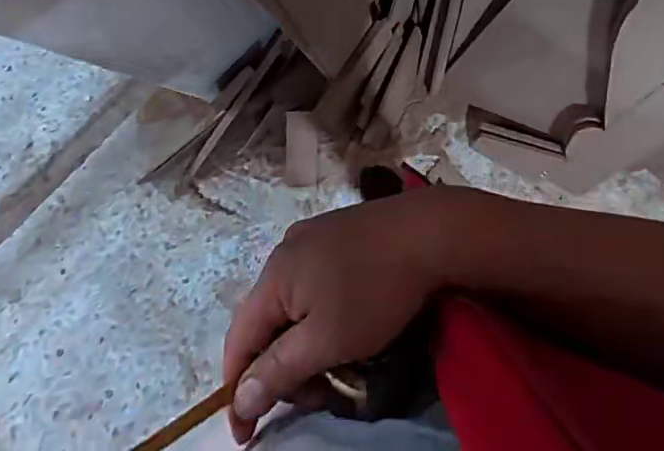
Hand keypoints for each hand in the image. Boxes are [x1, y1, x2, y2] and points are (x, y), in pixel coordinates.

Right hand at [220, 188, 462, 443]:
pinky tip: (343, 326)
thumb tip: (239, 397)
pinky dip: (317, 316)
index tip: (245, 434)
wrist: (426, 232)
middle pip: (264, 321)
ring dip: (301, 344)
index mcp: (274, 274)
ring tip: (336, 366)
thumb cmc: (375, 290)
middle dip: (280, 367)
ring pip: (290, 303)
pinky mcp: (336, 235)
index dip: (237, 389)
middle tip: (317, 395)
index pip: (238, 339)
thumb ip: (279, 369)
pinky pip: (311, 284)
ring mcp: (311, 237)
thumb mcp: (327, 341)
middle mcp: (284, 249)